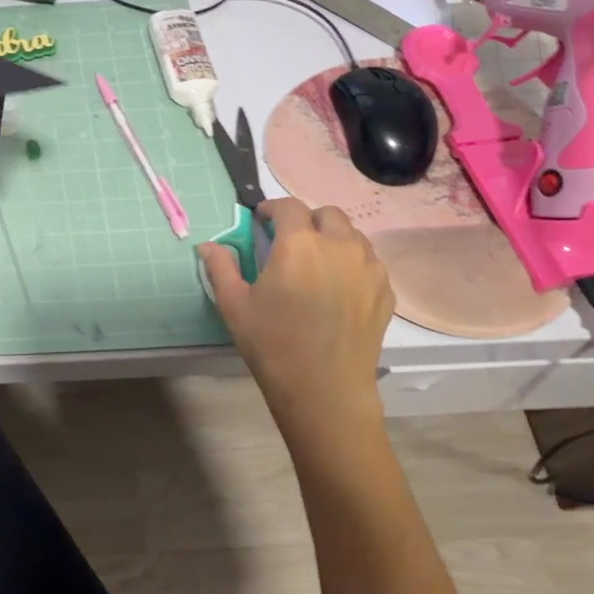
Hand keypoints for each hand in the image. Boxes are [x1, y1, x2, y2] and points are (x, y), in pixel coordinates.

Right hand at [198, 199, 393, 421]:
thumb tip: (208, 246)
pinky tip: (335, 289)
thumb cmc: (271, 344)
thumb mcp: (234, 306)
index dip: (273, 208)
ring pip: (352, 236)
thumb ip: (220, 268)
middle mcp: (339, 245)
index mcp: (298, 244)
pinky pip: (368, 262)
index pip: (288, 207)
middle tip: (288, 242)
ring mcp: (369, 266)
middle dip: (306, 221)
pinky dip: (350, 264)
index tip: (261, 220)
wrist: (324, 387)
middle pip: (327, 214)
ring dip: (331, 239)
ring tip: (314, 265)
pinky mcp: (384, 289)